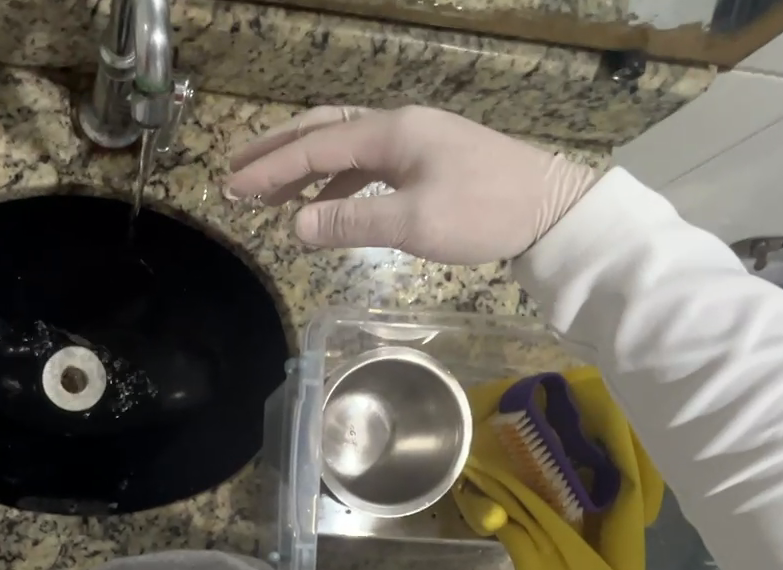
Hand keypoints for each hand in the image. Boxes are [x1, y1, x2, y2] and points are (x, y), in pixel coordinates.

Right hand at [226, 105, 599, 264]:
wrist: (551, 208)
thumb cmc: (483, 212)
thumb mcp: (414, 222)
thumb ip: (351, 221)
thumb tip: (294, 228)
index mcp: (390, 133)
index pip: (314, 147)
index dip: (269, 169)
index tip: (231, 187)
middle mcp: (395, 127)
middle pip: (321, 131)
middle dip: (275, 153)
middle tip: (235, 174)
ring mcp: (410, 141)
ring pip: (340, 147)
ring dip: (300, 169)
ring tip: (267, 195)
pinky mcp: (422, 161)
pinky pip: (361, 166)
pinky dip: (331, 184)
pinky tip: (319, 207)